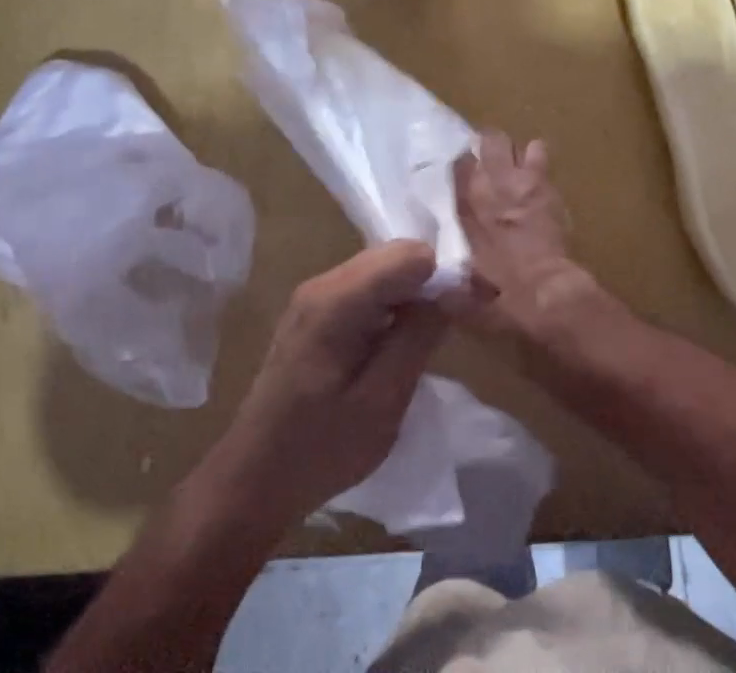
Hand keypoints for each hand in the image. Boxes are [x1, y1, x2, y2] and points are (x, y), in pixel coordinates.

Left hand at [206, 241, 448, 521]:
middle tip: (469, 316)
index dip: (450, 274)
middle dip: (437, 279)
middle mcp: (322, 286)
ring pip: (383, 270)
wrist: (254, 481)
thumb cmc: (320, 450)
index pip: (411, 256)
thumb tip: (458, 289)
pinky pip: (367, 290)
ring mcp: (313, 298)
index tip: (482, 304)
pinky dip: (396, 303)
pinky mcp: (314, 316)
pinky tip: (406, 339)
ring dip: (418, 291)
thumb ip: (419, 337)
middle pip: (396, 255)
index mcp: (336, 302)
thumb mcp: (382, 401)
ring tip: (443, 330)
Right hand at [453, 131, 581, 337]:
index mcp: (466, 207)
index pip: (457, 165)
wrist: (548, 291)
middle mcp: (491, 186)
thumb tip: (433, 290)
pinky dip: (539, 161)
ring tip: (516, 167)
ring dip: (517, 153)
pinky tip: (538, 176)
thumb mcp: (464, 297)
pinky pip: (542, 157)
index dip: (461, 164)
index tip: (462, 171)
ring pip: (518, 144)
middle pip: (489, 140)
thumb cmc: (503, 295)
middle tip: (490, 160)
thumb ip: (448, 290)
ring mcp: (523, 181)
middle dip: (489, 145)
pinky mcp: (549, 188)